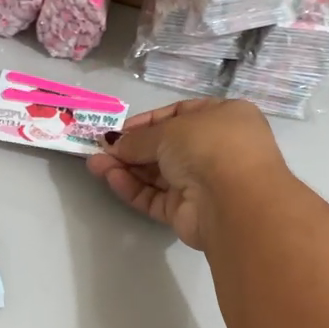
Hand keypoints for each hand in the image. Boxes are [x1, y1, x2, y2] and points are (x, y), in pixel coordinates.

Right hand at [83, 99, 287, 249]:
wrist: (234, 200)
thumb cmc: (210, 146)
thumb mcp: (169, 131)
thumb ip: (138, 139)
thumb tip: (113, 144)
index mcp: (223, 118)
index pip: (180, 115)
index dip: (148, 121)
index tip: (121, 129)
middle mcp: (214, 149)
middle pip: (164, 147)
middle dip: (131, 148)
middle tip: (100, 149)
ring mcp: (200, 182)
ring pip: (156, 174)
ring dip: (125, 168)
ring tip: (94, 164)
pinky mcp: (186, 211)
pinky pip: (154, 197)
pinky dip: (133, 188)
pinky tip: (111, 179)